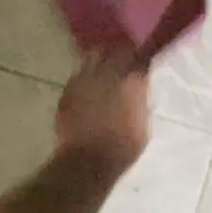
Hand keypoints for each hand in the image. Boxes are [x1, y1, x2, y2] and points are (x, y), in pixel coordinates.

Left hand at [56, 53, 149, 170]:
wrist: (88, 160)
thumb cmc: (123, 148)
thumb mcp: (144, 124)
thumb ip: (141, 100)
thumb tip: (139, 88)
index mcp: (132, 81)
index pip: (139, 58)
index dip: (140, 59)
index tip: (141, 62)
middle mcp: (108, 74)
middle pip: (115, 52)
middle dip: (120, 54)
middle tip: (122, 60)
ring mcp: (85, 79)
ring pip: (93, 57)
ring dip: (100, 60)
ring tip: (102, 67)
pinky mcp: (68, 89)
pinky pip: (78, 75)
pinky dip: (84, 77)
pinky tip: (86, 85)